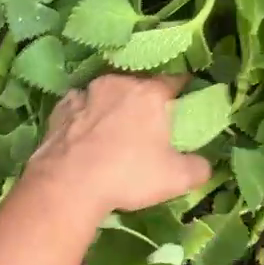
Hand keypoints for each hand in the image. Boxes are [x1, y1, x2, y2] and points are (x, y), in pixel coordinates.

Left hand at [20, 74, 212, 217]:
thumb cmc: (128, 175)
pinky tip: (84, 132)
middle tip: (148, 118)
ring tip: (112, 126)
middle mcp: (116, 84)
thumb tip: (204, 165)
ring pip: (105, 92)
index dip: (181, 88)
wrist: (68, 184)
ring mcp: (84, 94)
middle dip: (143, 96)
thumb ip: (197, 167)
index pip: (173, 80)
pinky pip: (78, 106)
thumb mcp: (176, 179)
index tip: (184, 97)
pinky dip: (84, 115)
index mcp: (148, 93)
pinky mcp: (59, 109)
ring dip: (111, 103)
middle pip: (136, 83)